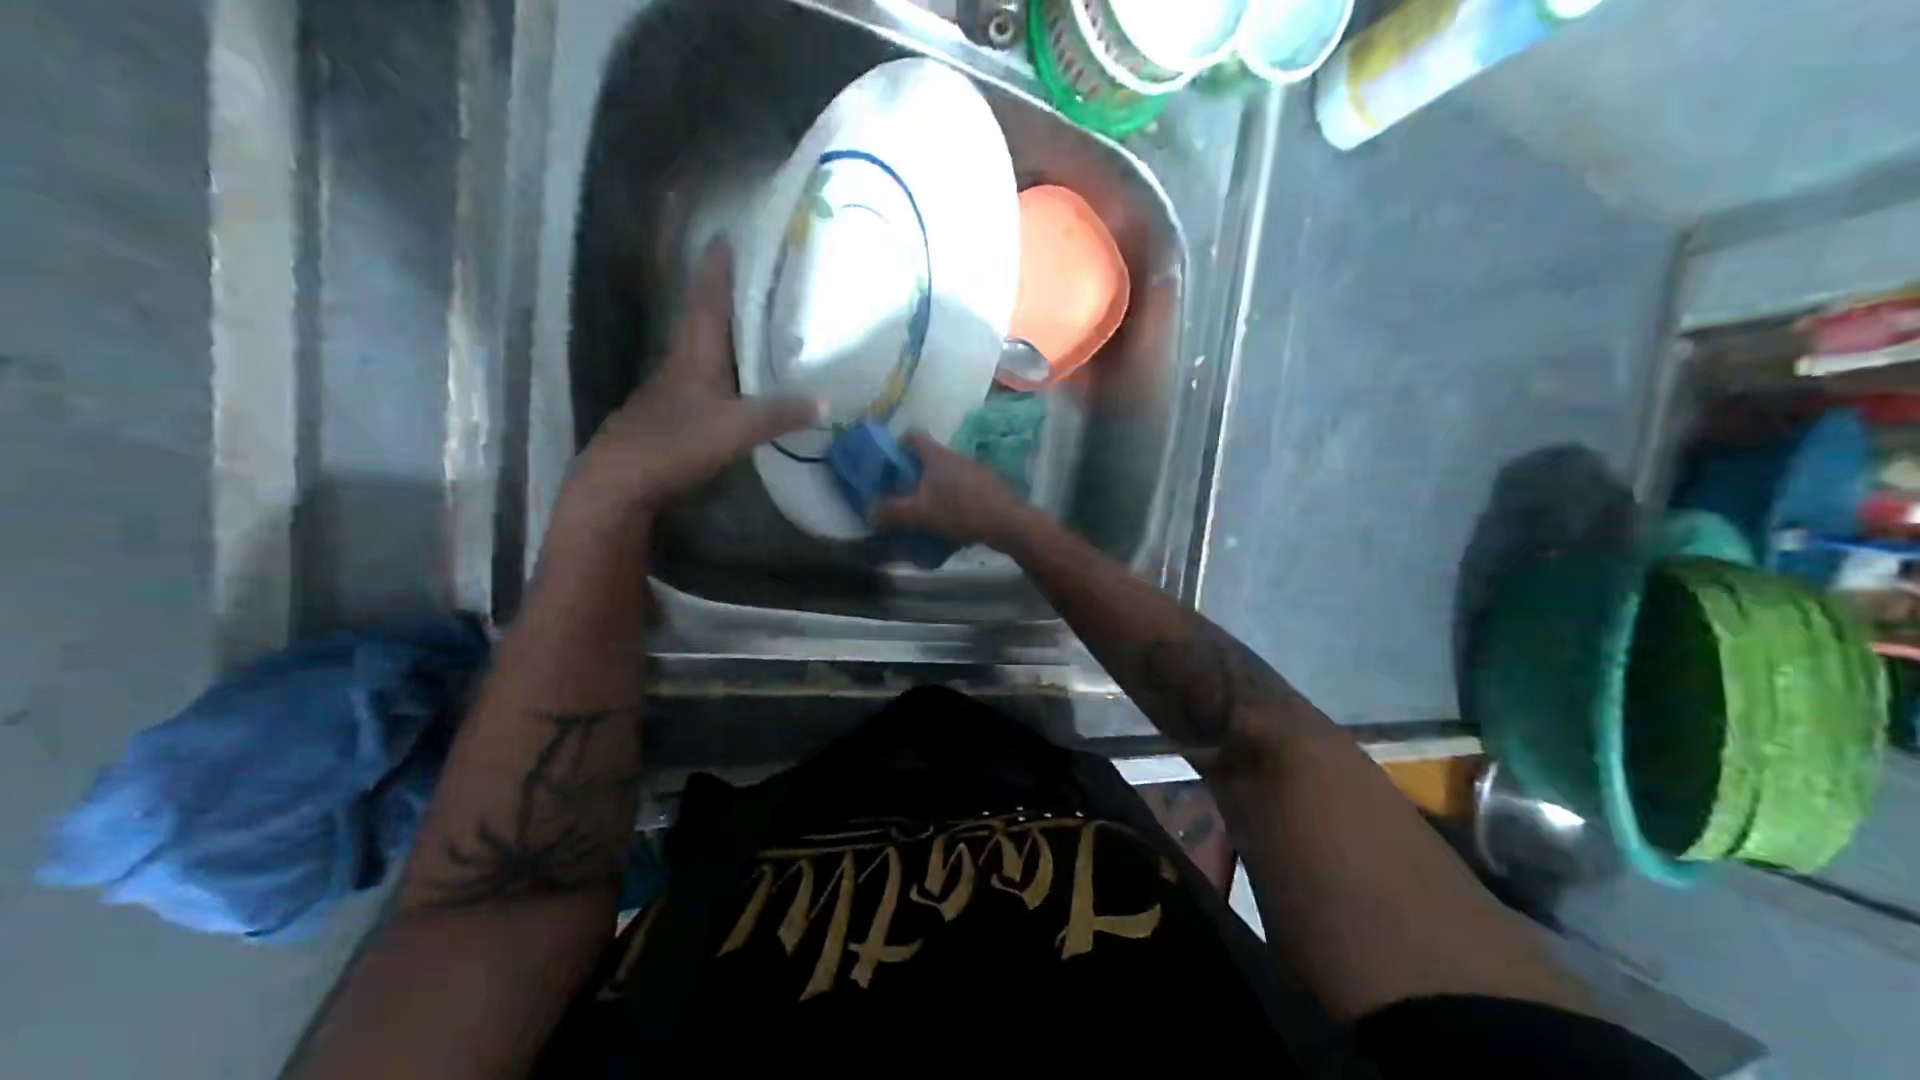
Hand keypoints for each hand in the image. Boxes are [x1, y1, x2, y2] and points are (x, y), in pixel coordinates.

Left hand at [558, 244, 817, 525]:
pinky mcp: (672, 410)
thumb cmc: (677, 442)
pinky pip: (702, 373)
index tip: (726, 236)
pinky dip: (721, 363)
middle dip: (721, 291)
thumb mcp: (737, 428)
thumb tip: (827, 401)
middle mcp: (681, 361)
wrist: (622, 479)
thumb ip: (781, 413)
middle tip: (749, 273)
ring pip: (700, 345)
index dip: (716, 268)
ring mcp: (673, 387)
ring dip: (721, 328)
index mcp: (695, 352)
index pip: (707, 299)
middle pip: (701, 317)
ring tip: (751, 318)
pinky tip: (736, 374)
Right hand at [871, 432, 1036, 549]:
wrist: (1008, 522)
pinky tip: (950, 519)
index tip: (889, 463)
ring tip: (925, 509)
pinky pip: (963, 487)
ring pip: (947, 473)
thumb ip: (892, 513)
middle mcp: (956, 456)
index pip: (913, 435)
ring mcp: (975, 469)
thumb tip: (870, 513)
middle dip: (914, 473)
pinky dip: (953, 498)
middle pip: (929, 457)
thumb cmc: (960, 511)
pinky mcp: (988, 485)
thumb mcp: (920, 514)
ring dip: (935, 487)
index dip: (897, 444)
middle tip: (902, 492)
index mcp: (937, 456)